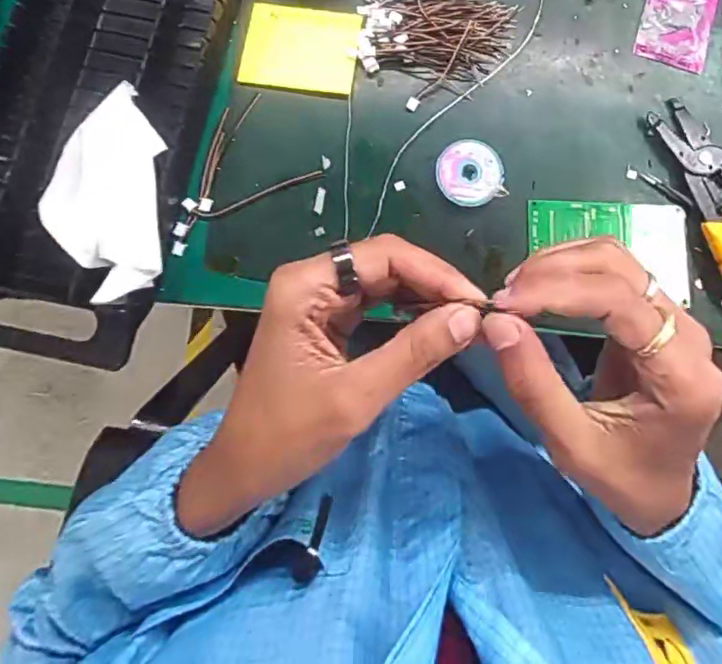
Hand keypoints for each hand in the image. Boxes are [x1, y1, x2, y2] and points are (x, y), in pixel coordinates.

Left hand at [176, 236, 484, 536]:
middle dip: (432, 282)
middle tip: (478, 312)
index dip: (434, 272)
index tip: (476, 301)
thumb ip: (413, 352)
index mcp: (305, 284)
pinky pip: (371, 300)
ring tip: (465, 317)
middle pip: (382, 261)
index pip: (382, 254)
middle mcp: (310, 278)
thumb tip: (469, 317)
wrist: (243, 467)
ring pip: (381, 278)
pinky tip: (434, 322)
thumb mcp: (356, 396)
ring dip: (422, 294)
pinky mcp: (323, 315)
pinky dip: (405, 310)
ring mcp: (315, 295)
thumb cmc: (288, 435)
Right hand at [482, 237, 721, 535]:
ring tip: (517, 288)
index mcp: (681, 374)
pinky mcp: (653, 313)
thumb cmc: (623, 478)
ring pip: (614, 258)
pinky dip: (568, 267)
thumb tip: (497, 322)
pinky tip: (539, 285)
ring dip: (559, 262)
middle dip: (553, 270)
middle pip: (618, 266)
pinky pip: (611, 270)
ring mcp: (674, 319)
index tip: (506, 302)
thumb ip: (535, 384)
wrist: (662, 494)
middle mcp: (687, 335)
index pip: (619, 300)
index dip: (557, 290)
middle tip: (506, 295)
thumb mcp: (573, 446)